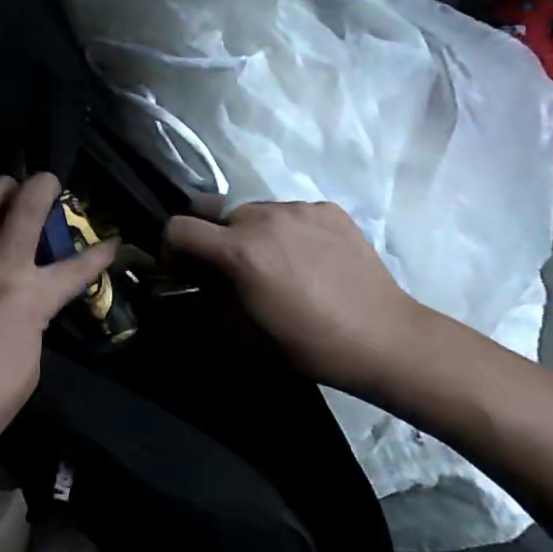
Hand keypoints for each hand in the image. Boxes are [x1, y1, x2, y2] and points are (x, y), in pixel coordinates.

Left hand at [0, 173, 117, 491]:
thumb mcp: (27, 369)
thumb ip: (32, 324)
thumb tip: (27, 306)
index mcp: (30, 299)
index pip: (78, 268)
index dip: (101, 253)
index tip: (113, 241)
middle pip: (24, 206)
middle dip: (43, 185)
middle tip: (48, 181)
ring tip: (2, 190)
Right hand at [166, 201, 432, 395]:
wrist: (382, 336)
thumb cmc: (307, 343)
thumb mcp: (242, 333)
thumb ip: (209, 301)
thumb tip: (200, 285)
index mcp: (239, 249)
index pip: (179, 227)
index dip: (171, 248)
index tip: (184, 270)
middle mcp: (265, 217)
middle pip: (216, 212)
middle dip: (212, 237)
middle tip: (229, 267)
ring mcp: (300, 208)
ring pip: (256, 210)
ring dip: (251, 232)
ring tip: (276, 264)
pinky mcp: (329, 209)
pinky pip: (292, 213)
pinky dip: (288, 231)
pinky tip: (309, 259)